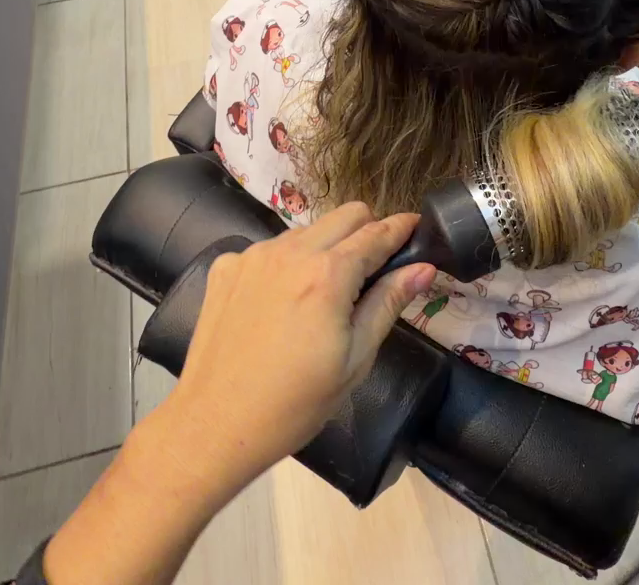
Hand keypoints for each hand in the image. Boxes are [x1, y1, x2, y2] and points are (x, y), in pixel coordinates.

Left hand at [159, 203, 435, 486]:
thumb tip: (424, 267)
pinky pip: (270, 249)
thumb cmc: (296, 403)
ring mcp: (254, 254)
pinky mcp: (226, 266)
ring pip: (307, 230)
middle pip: (346, 214)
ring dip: (325, 248)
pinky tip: (279, 304)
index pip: (377, 233)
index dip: (402, 228)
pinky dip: (285, 264)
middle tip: (372, 270)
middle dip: (367, 231)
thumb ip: (388, 303)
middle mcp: (290, 250)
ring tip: (321, 295)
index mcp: (328, 274)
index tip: (417, 227)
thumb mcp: (355, 359)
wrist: (215, 425)